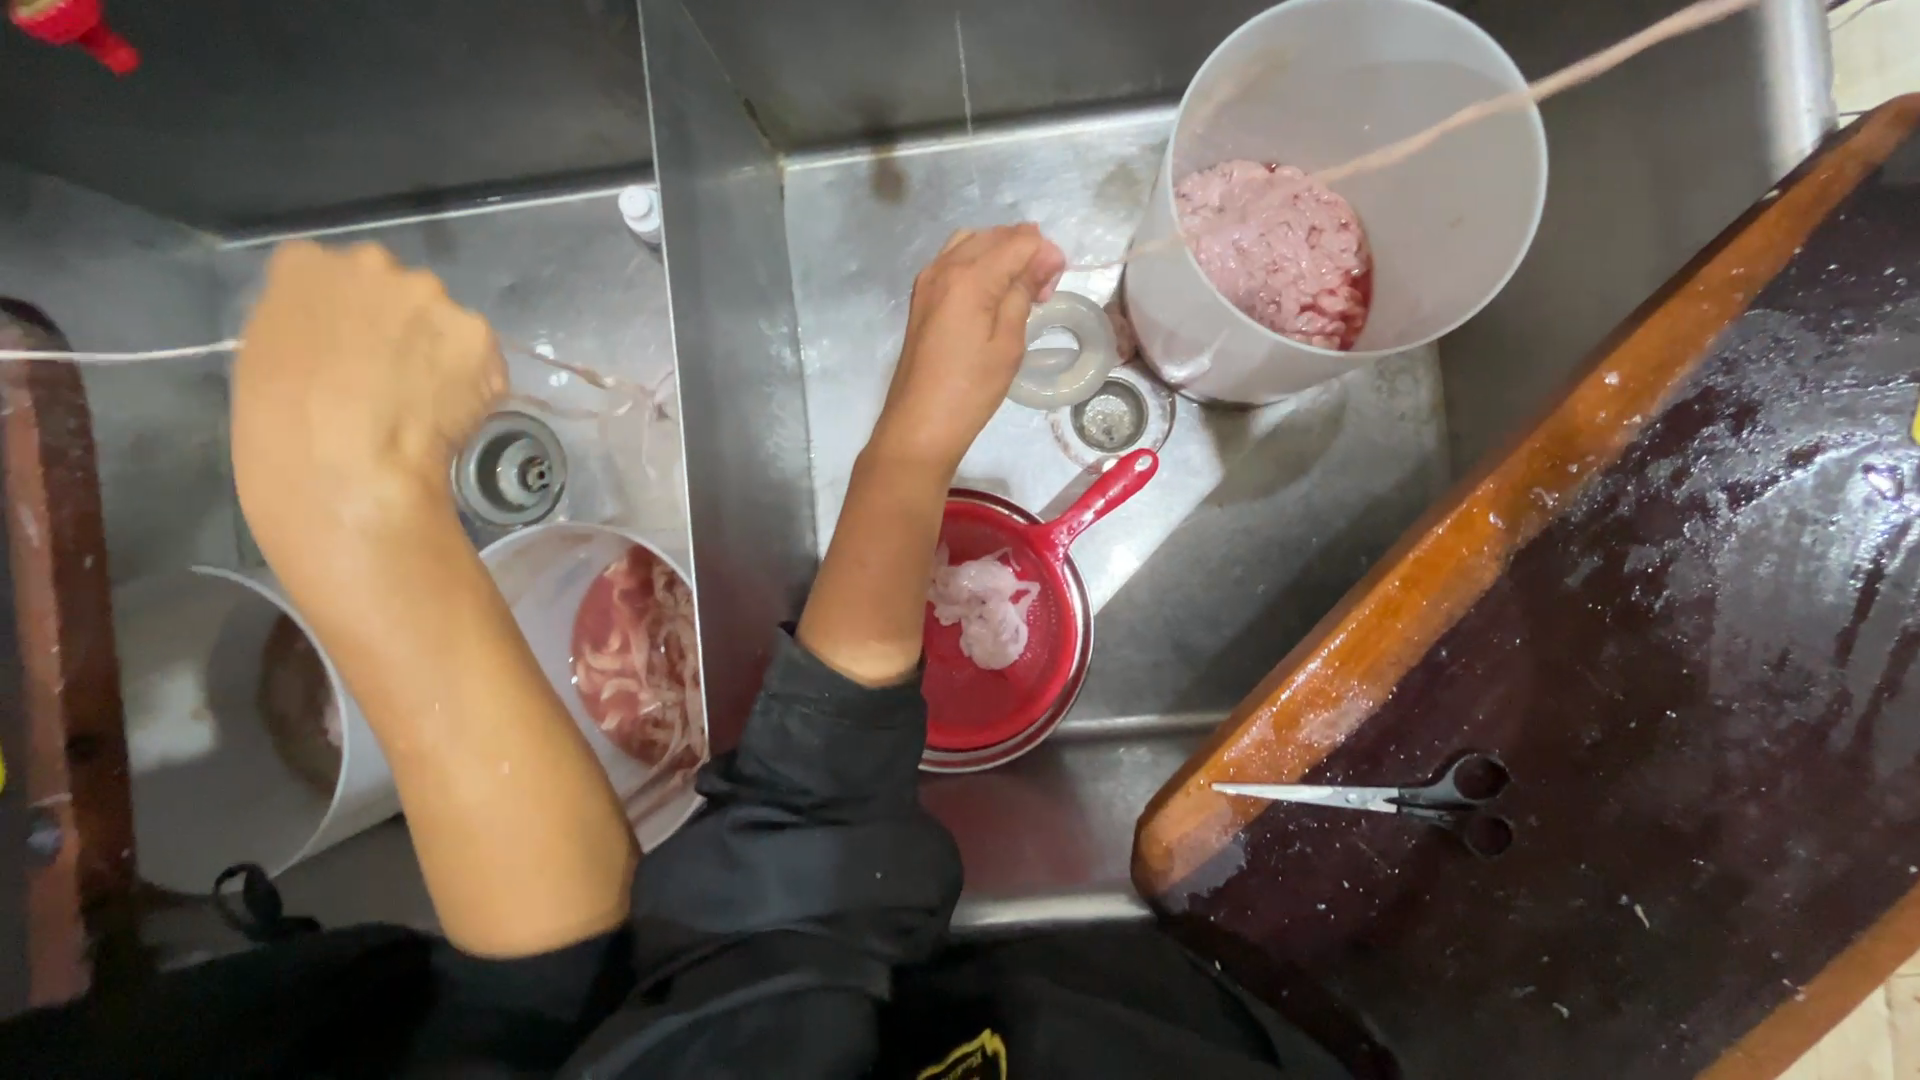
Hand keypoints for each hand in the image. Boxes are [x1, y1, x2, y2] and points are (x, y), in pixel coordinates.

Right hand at [232, 241, 504, 573]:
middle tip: (398, 373)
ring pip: (446, 322)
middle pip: (400, 290)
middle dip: (405, 325)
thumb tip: (340, 333)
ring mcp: (433, 299)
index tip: (358, 345)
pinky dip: (475, 382)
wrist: (349, 458)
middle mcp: (376, 266)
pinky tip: (452, 412)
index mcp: (308, 265)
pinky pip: (482, 358)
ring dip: (443, 352)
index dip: (354, 314)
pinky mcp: (478, 337)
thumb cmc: (285, 418)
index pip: (335, 272)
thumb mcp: (267, 352)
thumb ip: (308, 323)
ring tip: (427, 399)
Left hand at [870, 224, 1065, 473]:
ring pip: (971, 243)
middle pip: (994, 236)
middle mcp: (943, 267)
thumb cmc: (970, 391)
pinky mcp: (921, 298)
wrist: (919, 425)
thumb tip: (1041, 260)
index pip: (1018, 241)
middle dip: (1024, 251)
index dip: (1045, 254)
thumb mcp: (1008, 343)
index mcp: (969, 278)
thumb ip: (1022, 293)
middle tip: (1042, 289)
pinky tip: (991, 295)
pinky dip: (978, 265)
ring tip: (1018, 290)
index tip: (1054, 285)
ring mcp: (927, 281)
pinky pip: (953, 262)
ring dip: (1000, 254)